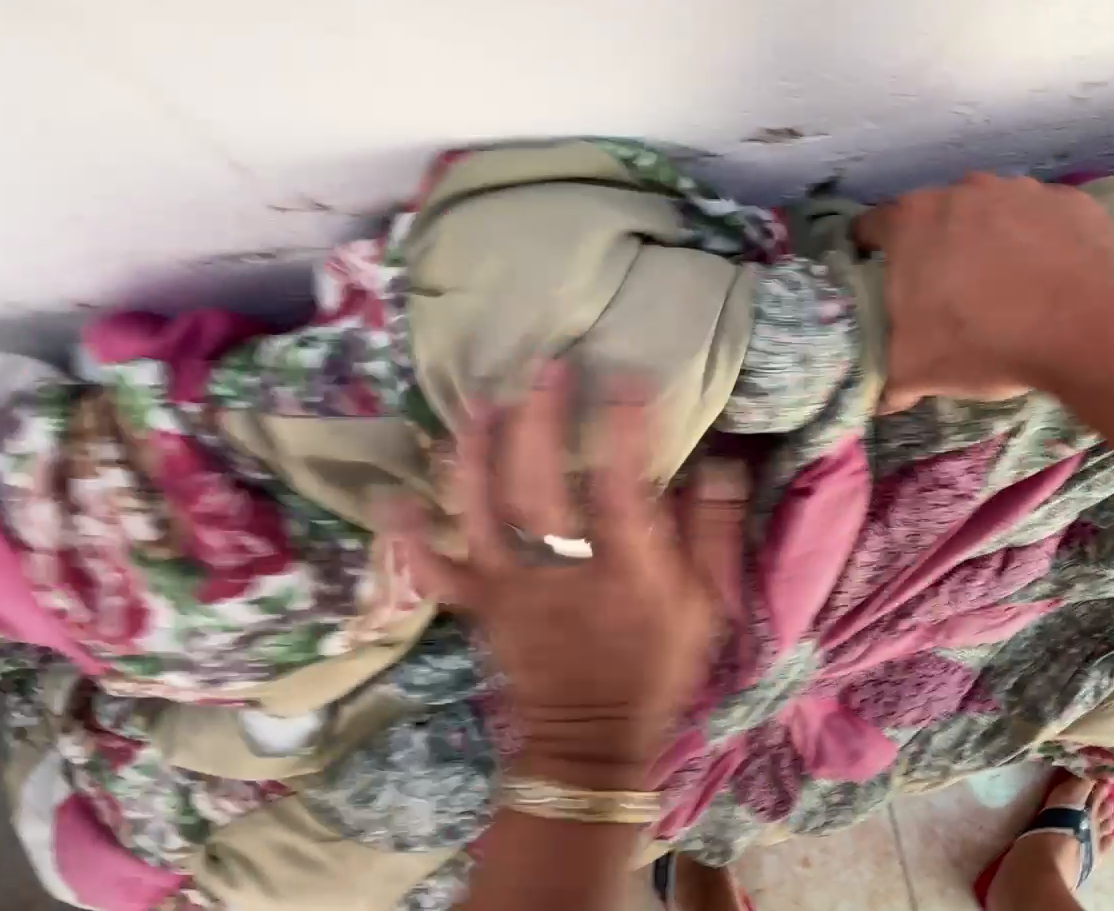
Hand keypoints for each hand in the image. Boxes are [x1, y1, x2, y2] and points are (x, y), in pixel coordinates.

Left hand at [371, 360, 746, 790]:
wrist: (592, 743)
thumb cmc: (656, 667)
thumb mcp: (706, 606)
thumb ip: (714, 534)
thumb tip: (719, 463)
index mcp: (625, 568)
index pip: (621, 485)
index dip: (623, 429)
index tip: (627, 380)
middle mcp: (562, 570)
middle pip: (541, 487)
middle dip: (541, 421)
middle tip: (546, 370)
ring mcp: (512, 587)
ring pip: (484, 513)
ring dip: (477, 456)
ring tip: (478, 406)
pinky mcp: (481, 607)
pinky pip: (437, 572)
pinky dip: (410, 538)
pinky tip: (393, 499)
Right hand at [852, 171, 1113, 410]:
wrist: (1091, 328)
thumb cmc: (984, 341)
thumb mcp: (916, 372)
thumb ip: (888, 378)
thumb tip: (884, 397)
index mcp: (910, 223)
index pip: (869, 228)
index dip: (867, 254)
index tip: (877, 279)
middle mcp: (960, 192)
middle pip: (931, 217)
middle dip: (931, 249)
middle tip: (942, 294)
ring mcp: (1019, 189)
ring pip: (987, 213)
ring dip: (985, 241)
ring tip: (1002, 288)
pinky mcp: (1070, 200)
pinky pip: (1039, 219)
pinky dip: (1036, 242)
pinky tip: (1048, 280)